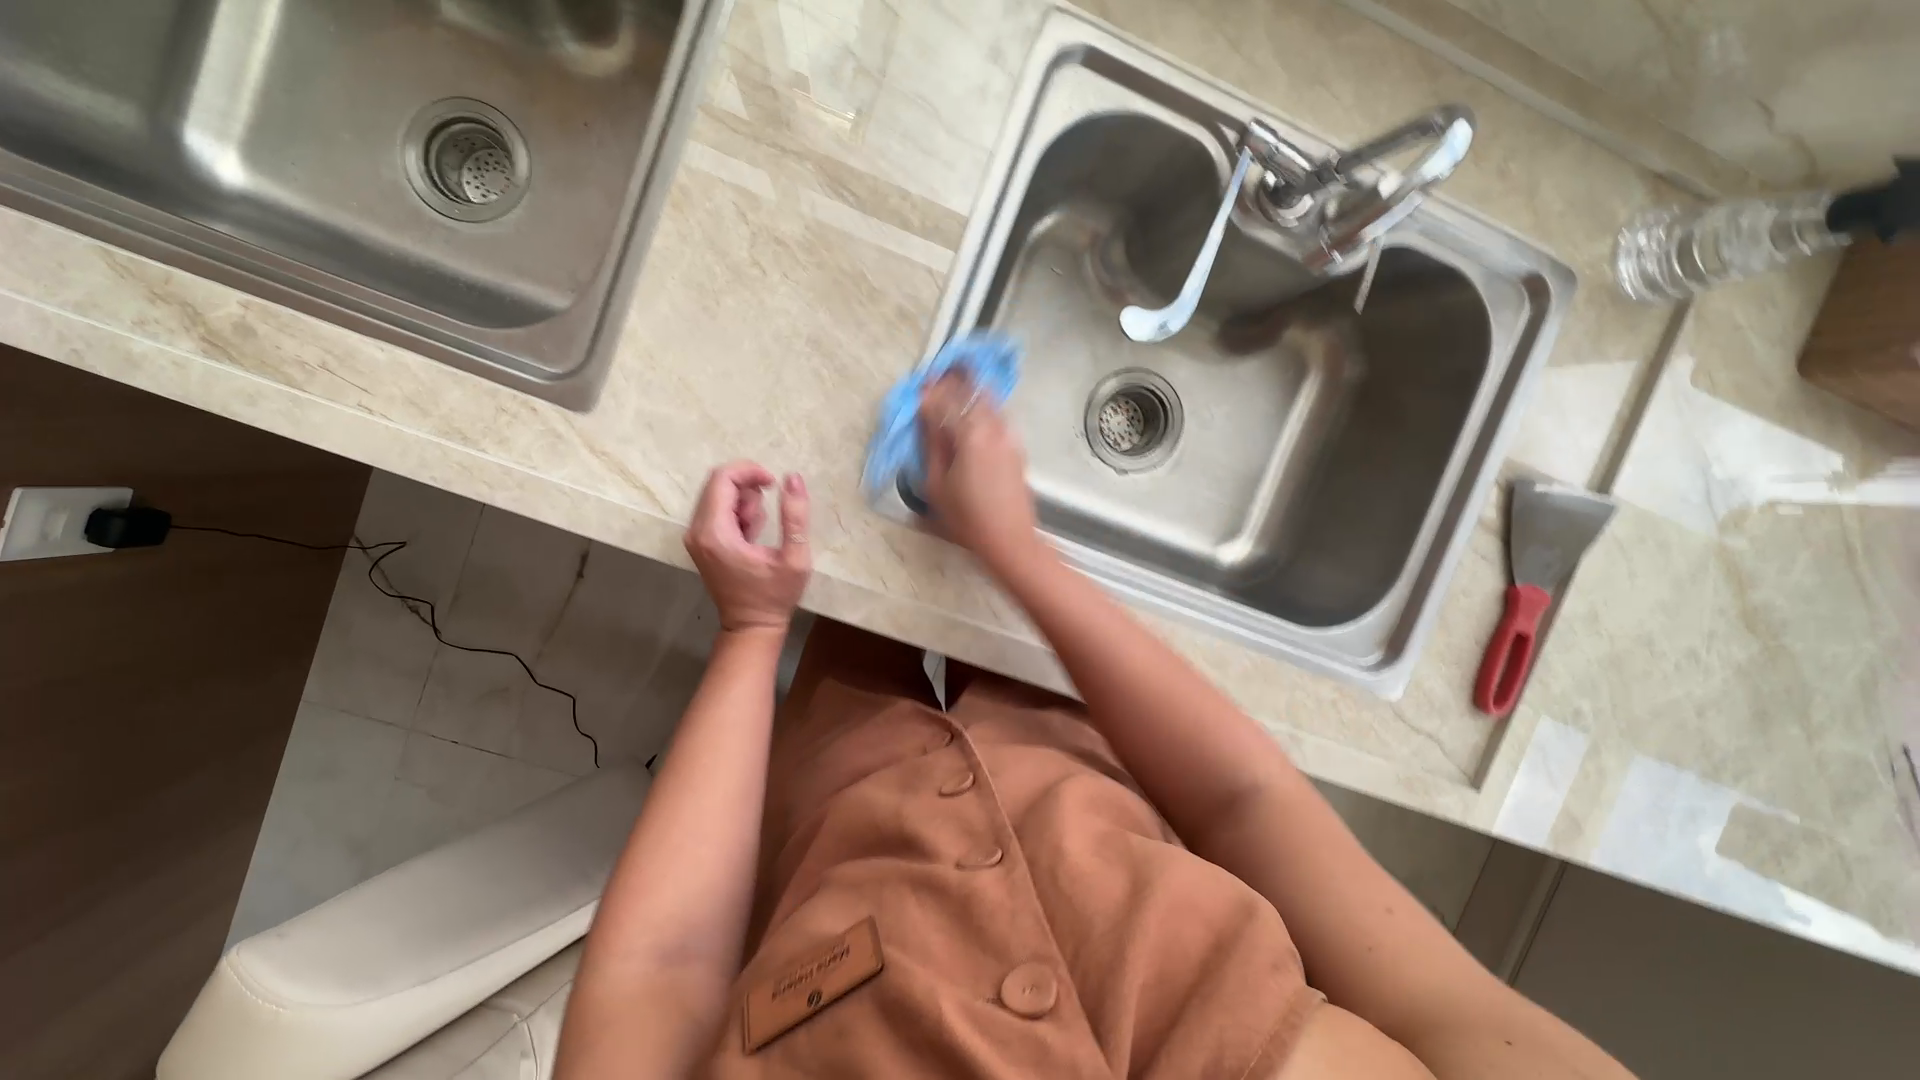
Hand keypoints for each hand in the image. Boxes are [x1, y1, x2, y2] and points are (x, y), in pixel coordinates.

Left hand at [684, 462, 810, 632]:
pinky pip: (716, 510)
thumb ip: (795, 517)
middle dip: (747, 486)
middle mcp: (697, 531)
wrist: (751, 626)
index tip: (774, 483)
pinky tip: (751, 535)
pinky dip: (736, 512)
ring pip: (716, 495)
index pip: (722, 479)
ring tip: (760, 530)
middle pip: (717, 483)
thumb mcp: (795, 558)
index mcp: (716, 533)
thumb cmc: (774, 596)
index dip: (750, 471)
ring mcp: (696, 537)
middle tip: (770, 509)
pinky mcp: (701, 542)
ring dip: (743, 501)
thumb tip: (793, 478)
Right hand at [918, 374, 1039, 570]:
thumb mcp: (937, 484)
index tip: (922, 383)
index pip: (947, 401)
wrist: (1010, 540)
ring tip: (954, 390)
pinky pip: (997, 416)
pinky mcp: (1017, 447)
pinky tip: (971, 416)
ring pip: (988, 401)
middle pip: (972, 392)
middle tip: (939, 377)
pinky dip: (982, 408)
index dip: (932, 391)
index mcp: (971, 435)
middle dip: (954, 382)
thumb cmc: (967, 518)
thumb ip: (932, 444)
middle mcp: (994, 428)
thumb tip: (927, 418)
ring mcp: (1009, 436)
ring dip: (970, 392)